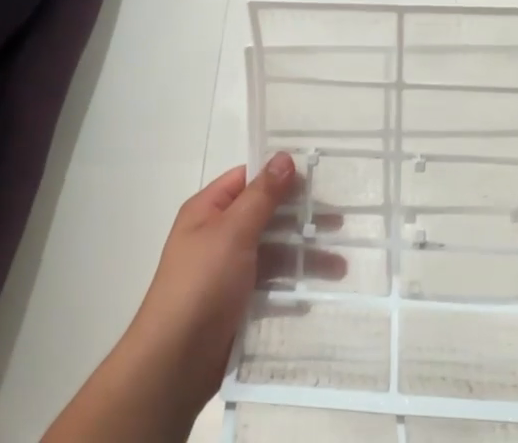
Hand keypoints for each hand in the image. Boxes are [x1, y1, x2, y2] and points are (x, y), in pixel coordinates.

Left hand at [45, 153, 339, 442]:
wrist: (176, 360)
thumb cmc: (201, 283)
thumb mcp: (233, 231)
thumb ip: (262, 196)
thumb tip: (284, 157)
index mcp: (208, 211)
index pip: (248, 180)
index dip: (280, 176)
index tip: (319, 178)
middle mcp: (218, 236)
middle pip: (266, 217)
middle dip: (301, 219)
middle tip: (341, 223)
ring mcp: (229, 271)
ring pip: (273, 254)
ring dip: (304, 257)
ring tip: (341, 267)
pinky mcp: (239, 303)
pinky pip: (271, 286)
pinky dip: (292, 287)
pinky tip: (318, 293)